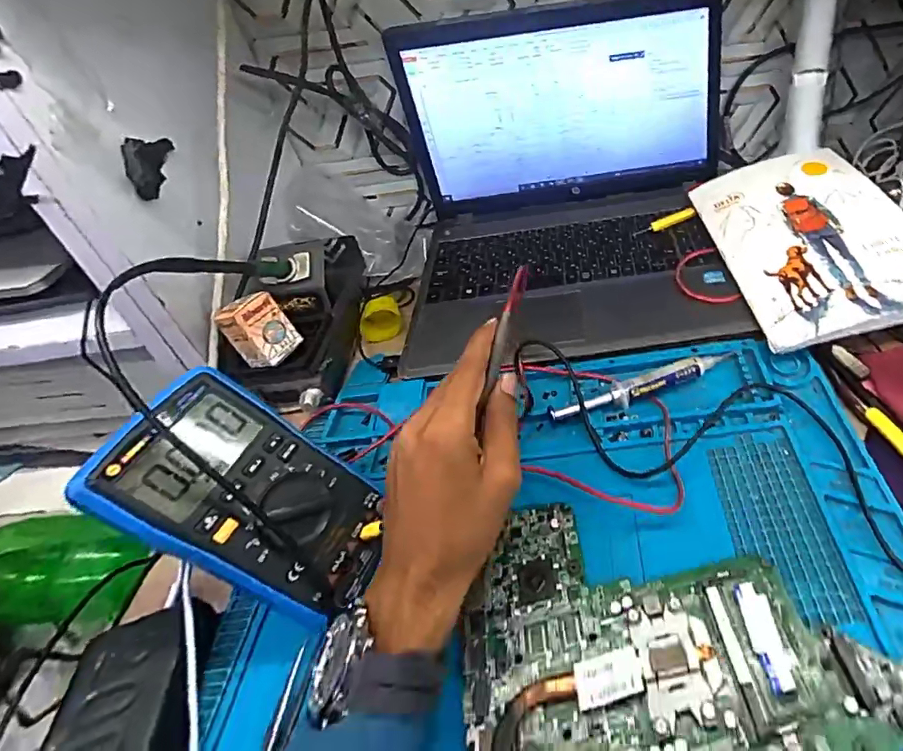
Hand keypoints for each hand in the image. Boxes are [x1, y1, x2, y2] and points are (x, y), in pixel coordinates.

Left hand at [364, 320, 520, 653]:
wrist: (417, 579)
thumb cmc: (467, 533)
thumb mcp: (502, 478)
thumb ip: (503, 423)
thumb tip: (504, 384)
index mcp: (445, 430)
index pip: (466, 371)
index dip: (483, 344)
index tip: (497, 322)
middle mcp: (417, 427)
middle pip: (452, 384)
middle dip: (478, 373)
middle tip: (506, 377)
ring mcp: (402, 441)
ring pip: (438, 402)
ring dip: (464, 397)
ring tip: (490, 416)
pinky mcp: (397, 455)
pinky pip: (427, 420)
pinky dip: (449, 415)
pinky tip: (466, 436)